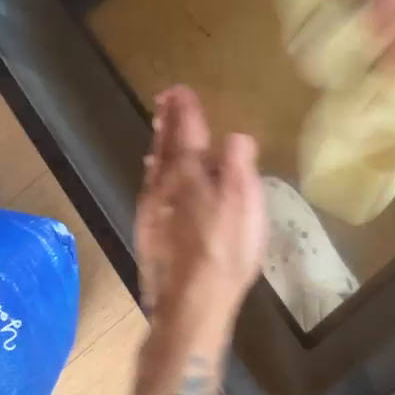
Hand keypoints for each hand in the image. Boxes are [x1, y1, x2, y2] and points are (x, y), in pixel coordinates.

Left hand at [134, 87, 265, 347]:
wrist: (190, 305)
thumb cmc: (225, 248)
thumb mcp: (244, 200)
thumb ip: (238, 162)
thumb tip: (234, 134)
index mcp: (188, 173)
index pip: (186, 132)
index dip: (185, 110)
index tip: (180, 89)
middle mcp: (163, 187)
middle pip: (164, 147)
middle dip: (166, 122)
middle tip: (164, 100)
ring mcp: (152, 212)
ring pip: (154, 168)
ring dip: (158, 145)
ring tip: (158, 131)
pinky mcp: (149, 236)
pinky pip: (150, 190)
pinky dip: (154, 174)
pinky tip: (155, 180)